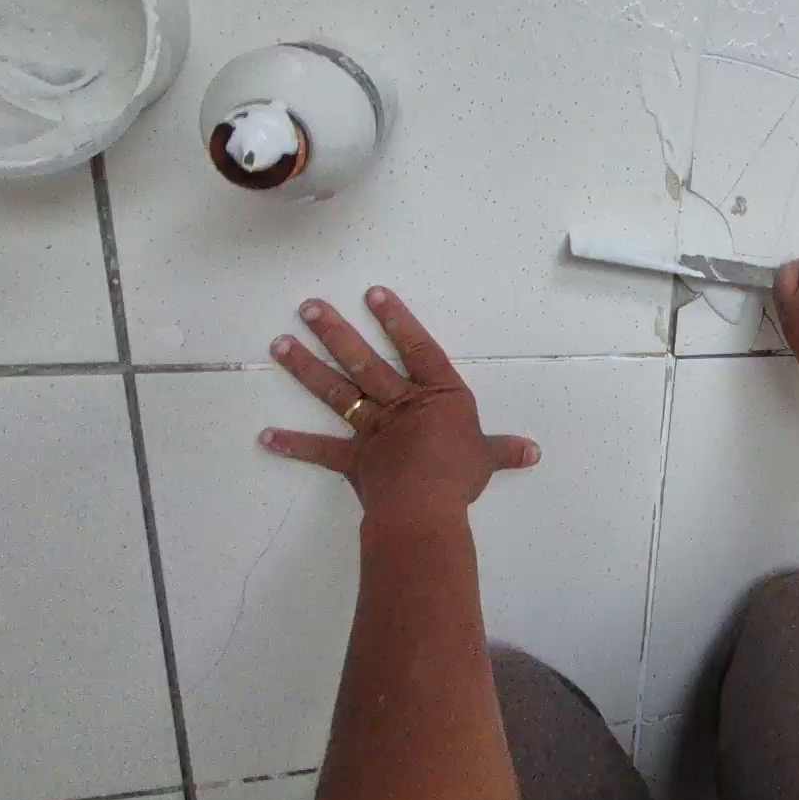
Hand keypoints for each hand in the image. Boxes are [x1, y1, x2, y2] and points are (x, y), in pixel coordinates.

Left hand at [259, 287, 538, 517]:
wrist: (425, 505)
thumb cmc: (458, 473)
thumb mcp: (487, 457)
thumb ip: (505, 449)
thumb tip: (534, 451)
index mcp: (437, 396)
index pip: (418, 349)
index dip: (397, 320)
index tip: (373, 293)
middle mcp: (401, 404)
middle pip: (365, 362)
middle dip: (335, 333)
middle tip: (308, 307)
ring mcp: (373, 429)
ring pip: (337, 393)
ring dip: (306, 369)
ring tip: (279, 344)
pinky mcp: (353, 460)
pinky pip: (320, 450)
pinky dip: (293, 444)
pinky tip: (265, 436)